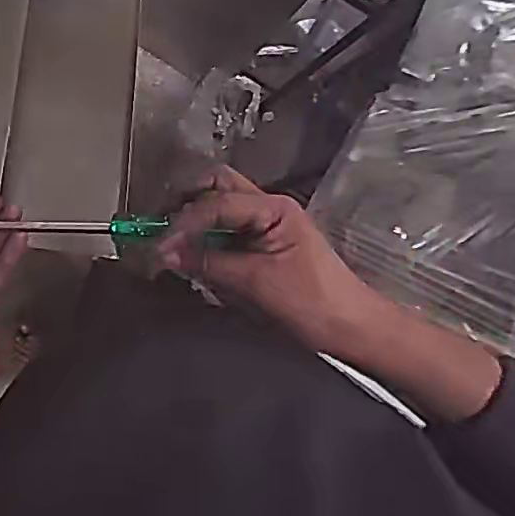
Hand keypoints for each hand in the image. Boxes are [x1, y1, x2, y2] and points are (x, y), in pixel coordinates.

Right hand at [151, 166, 380, 356]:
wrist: (353, 330)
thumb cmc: (314, 304)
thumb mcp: (257, 283)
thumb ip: (208, 263)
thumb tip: (165, 253)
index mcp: (274, 208)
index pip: (216, 203)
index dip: (184, 223)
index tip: (161, 245)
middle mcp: (267, 207)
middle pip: (215, 186)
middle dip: (185, 201)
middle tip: (162, 225)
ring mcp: (264, 223)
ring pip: (217, 203)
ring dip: (192, 217)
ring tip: (171, 240)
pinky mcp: (260, 243)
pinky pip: (223, 229)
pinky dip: (202, 237)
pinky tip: (191, 253)